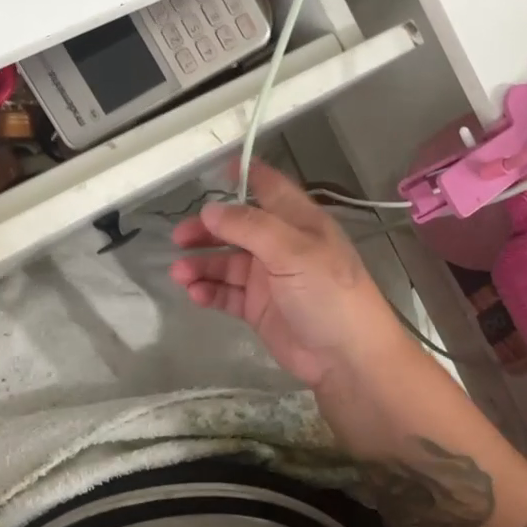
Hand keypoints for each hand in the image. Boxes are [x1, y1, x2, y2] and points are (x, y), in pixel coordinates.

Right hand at [170, 162, 408, 388]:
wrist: (347, 358)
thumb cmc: (328, 294)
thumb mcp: (293, 251)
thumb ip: (250, 227)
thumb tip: (211, 210)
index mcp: (300, 223)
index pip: (272, 188)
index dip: (248, 176)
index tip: (217, 169)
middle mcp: (283, 246)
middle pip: (239, 228)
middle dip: (208, 230)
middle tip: (179, 237)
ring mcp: (270, 279)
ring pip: (228, 263)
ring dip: (203, 264)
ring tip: (180, 273)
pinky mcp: (260, 309)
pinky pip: (228, 293)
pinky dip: (209, 291)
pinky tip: (195, 293)